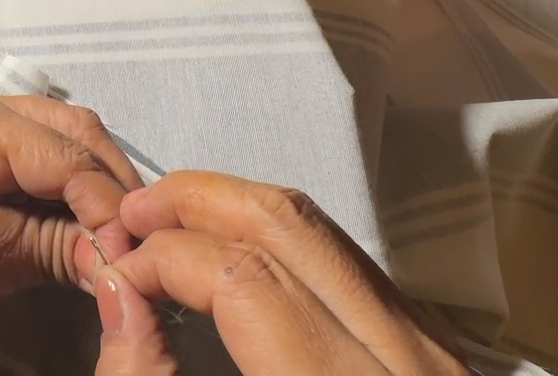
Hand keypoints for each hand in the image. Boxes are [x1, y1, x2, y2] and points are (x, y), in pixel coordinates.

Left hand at [0, 91, 142, 354]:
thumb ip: (56, 246)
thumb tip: (125, 258)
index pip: (66, 153)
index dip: (108, 202)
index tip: (138, 256)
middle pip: (74, 135)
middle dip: (111, 187)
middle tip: (140, 245)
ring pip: (67, 150)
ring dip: (99, 191)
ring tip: (123, 241)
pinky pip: (47, 174)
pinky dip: (75, 201)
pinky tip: (92, 233)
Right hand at [95, 171, 467, 375]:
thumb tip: (119, 291)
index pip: (243, 278)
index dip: (164, 258)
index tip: (120, 270)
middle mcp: (412, 373)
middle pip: (287, 224)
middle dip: (195, 199)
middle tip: (136, 211)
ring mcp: (438, 360)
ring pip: (319, 227)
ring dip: (231, 207)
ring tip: (171, 220)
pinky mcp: (437, 355)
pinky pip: (343, 259)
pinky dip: (273, 236)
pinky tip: (229, 247)